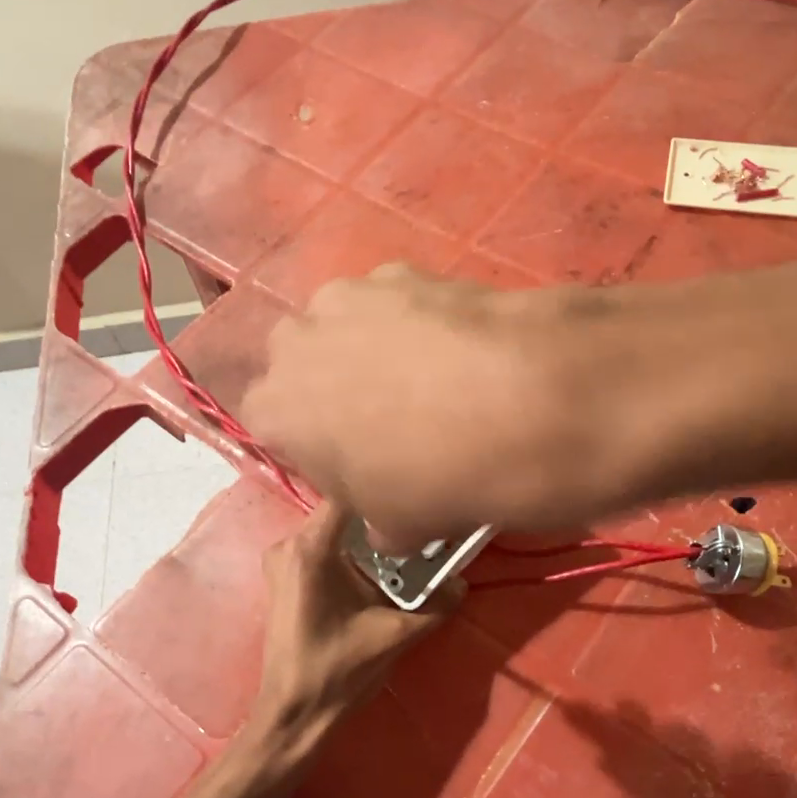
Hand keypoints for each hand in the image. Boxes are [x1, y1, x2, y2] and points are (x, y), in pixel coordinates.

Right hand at [245, 264, 632, 551]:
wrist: (523, 404)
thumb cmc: (438, 479)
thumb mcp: (398, 529)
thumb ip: (374, 519)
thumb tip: (388, 520)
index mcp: (275, 412)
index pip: (273, 429)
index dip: (313, 448)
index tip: (353, 466)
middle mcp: (293, 344)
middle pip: (301, 367)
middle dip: (331, 389)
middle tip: (387, 421)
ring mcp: (348, 296)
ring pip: (343, 326)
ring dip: (369, 349)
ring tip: (430, 381)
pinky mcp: (403, 269)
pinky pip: (393, 302)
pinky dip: (414, 322)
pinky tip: (458, 349)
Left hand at [252, 501, 458, 749]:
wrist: (293, 713)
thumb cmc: (337, 672)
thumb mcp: (394, 635)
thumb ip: (433, 605)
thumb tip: (462, 583)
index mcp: (310, 549)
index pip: (348, 493)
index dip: (381, 489)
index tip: (413, 496)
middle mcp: (289, 544)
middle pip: (341, 510)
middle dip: (378, 516)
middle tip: (415, 523)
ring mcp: (281, 560)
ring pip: (332, 530)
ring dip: (364, 536)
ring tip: (401, 544)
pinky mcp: (283, 578)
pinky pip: (321, 548)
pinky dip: (347, 552)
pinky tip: (373, 568)